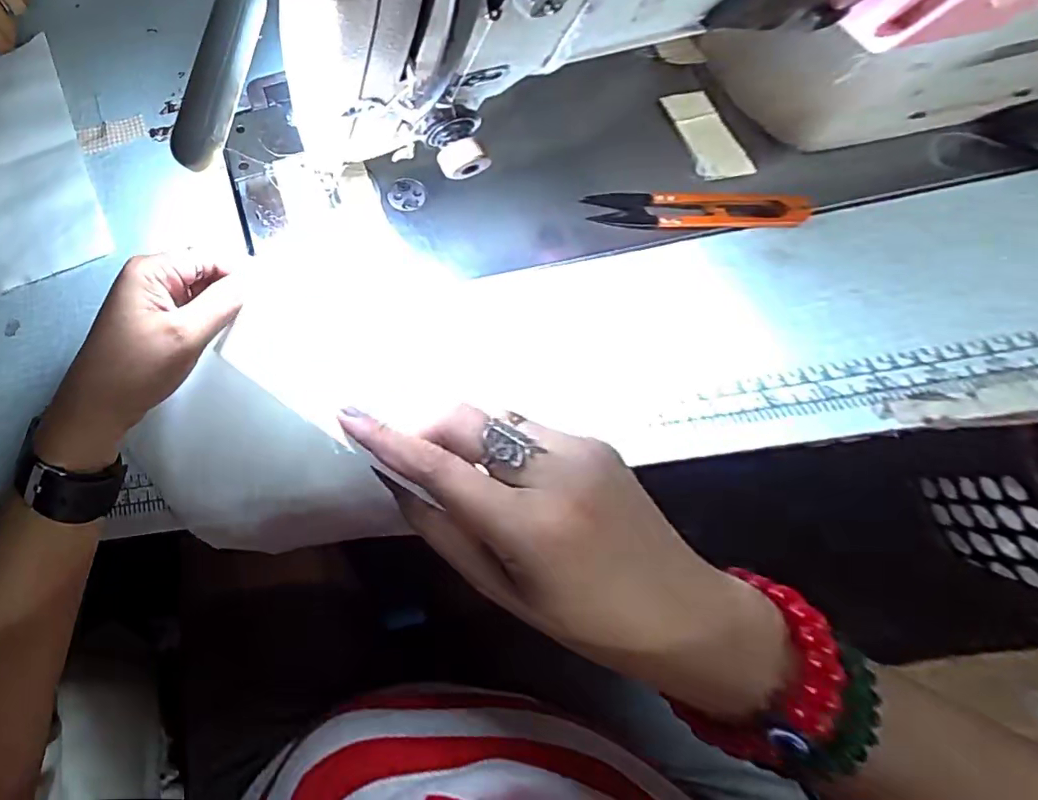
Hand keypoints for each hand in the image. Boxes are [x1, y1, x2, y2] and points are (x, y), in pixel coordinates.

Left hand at [37, 251, 246, 469]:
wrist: (95, 410)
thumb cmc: (134, 370)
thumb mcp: (184, 335)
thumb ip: (221, 304)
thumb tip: (247, 283)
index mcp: (150, 270)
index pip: (207, 257)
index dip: (236, 273)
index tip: (264, 294)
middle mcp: (147, 277)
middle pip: (202, 271)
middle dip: (227, 289)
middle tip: (256, 312)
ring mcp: (148, 299)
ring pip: (197, 292)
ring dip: (217, 306)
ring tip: (241, 323)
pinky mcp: (151, 319)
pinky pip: (187, 308)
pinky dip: (204, 318)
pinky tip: (218, 333)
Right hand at [340, 405, 791, 720]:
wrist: (687, 613)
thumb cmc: (587, 622)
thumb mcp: (505, 591)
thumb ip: (443, 532)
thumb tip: (397, 483)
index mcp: (532, 526)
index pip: (442, 469)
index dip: (389, 439)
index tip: (349, 415)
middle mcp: (556, 472)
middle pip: (464, 419)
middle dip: (428, 430)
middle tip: (417, 461)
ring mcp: (580, 448)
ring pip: (492, 415)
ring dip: (466, 436)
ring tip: (473, 476)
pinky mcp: (595, 439)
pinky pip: (524, 425)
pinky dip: (500, 442)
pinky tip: (516, 478)